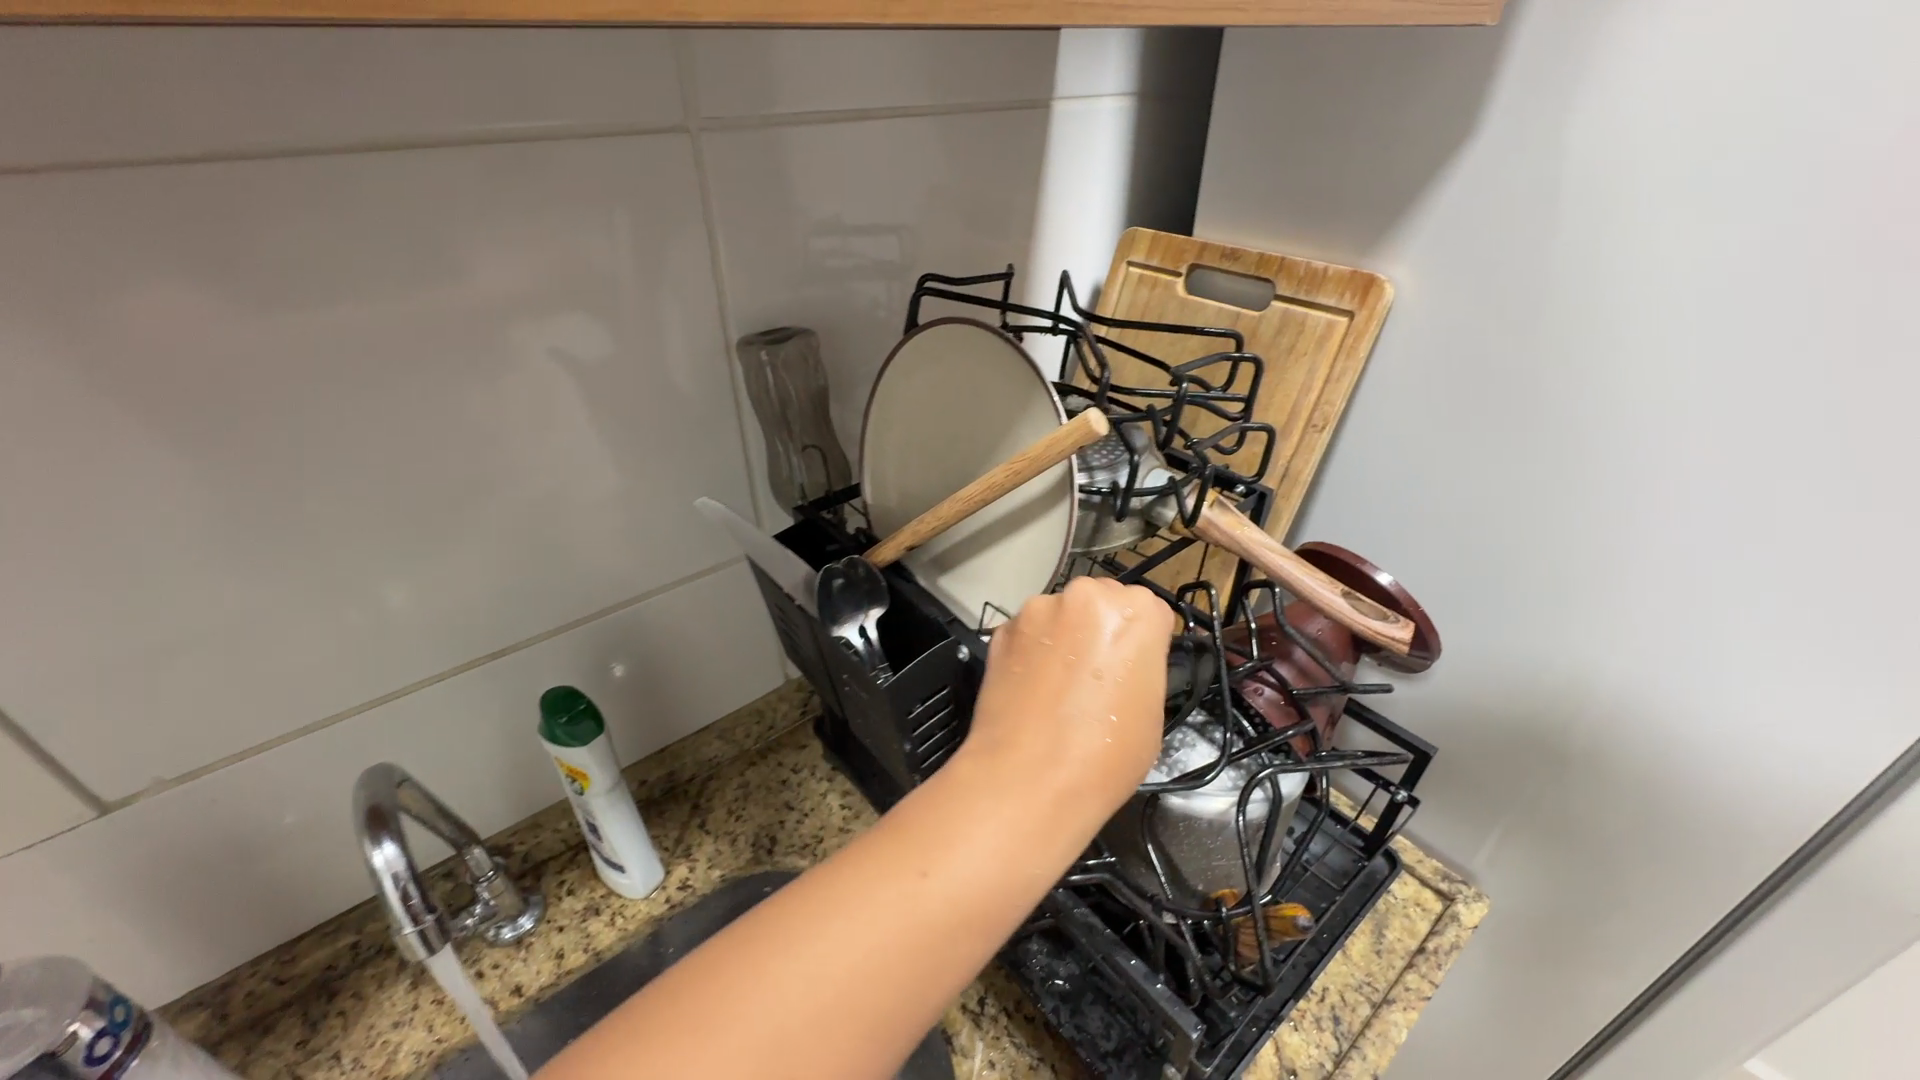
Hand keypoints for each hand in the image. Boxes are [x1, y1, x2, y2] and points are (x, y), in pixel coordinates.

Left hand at [955, 576, 1174, 818]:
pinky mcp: (1001, 631)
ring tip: (1057, 689)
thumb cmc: (1106, 753)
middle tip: (1095, 678)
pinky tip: (1031, 692)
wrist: (1029, 778)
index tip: (1132, 669)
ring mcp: (1036, 610)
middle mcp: (1084, 596)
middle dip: (1098, 630)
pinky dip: (1030, 654)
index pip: (1149, 611)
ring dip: (1061, 639)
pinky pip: (1026, 635)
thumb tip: (1124, 665)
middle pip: (1099, 603)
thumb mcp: (1153, 711)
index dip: (1142, 643)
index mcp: (1135, 611)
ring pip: (1058, 617)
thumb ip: (1141, 668)